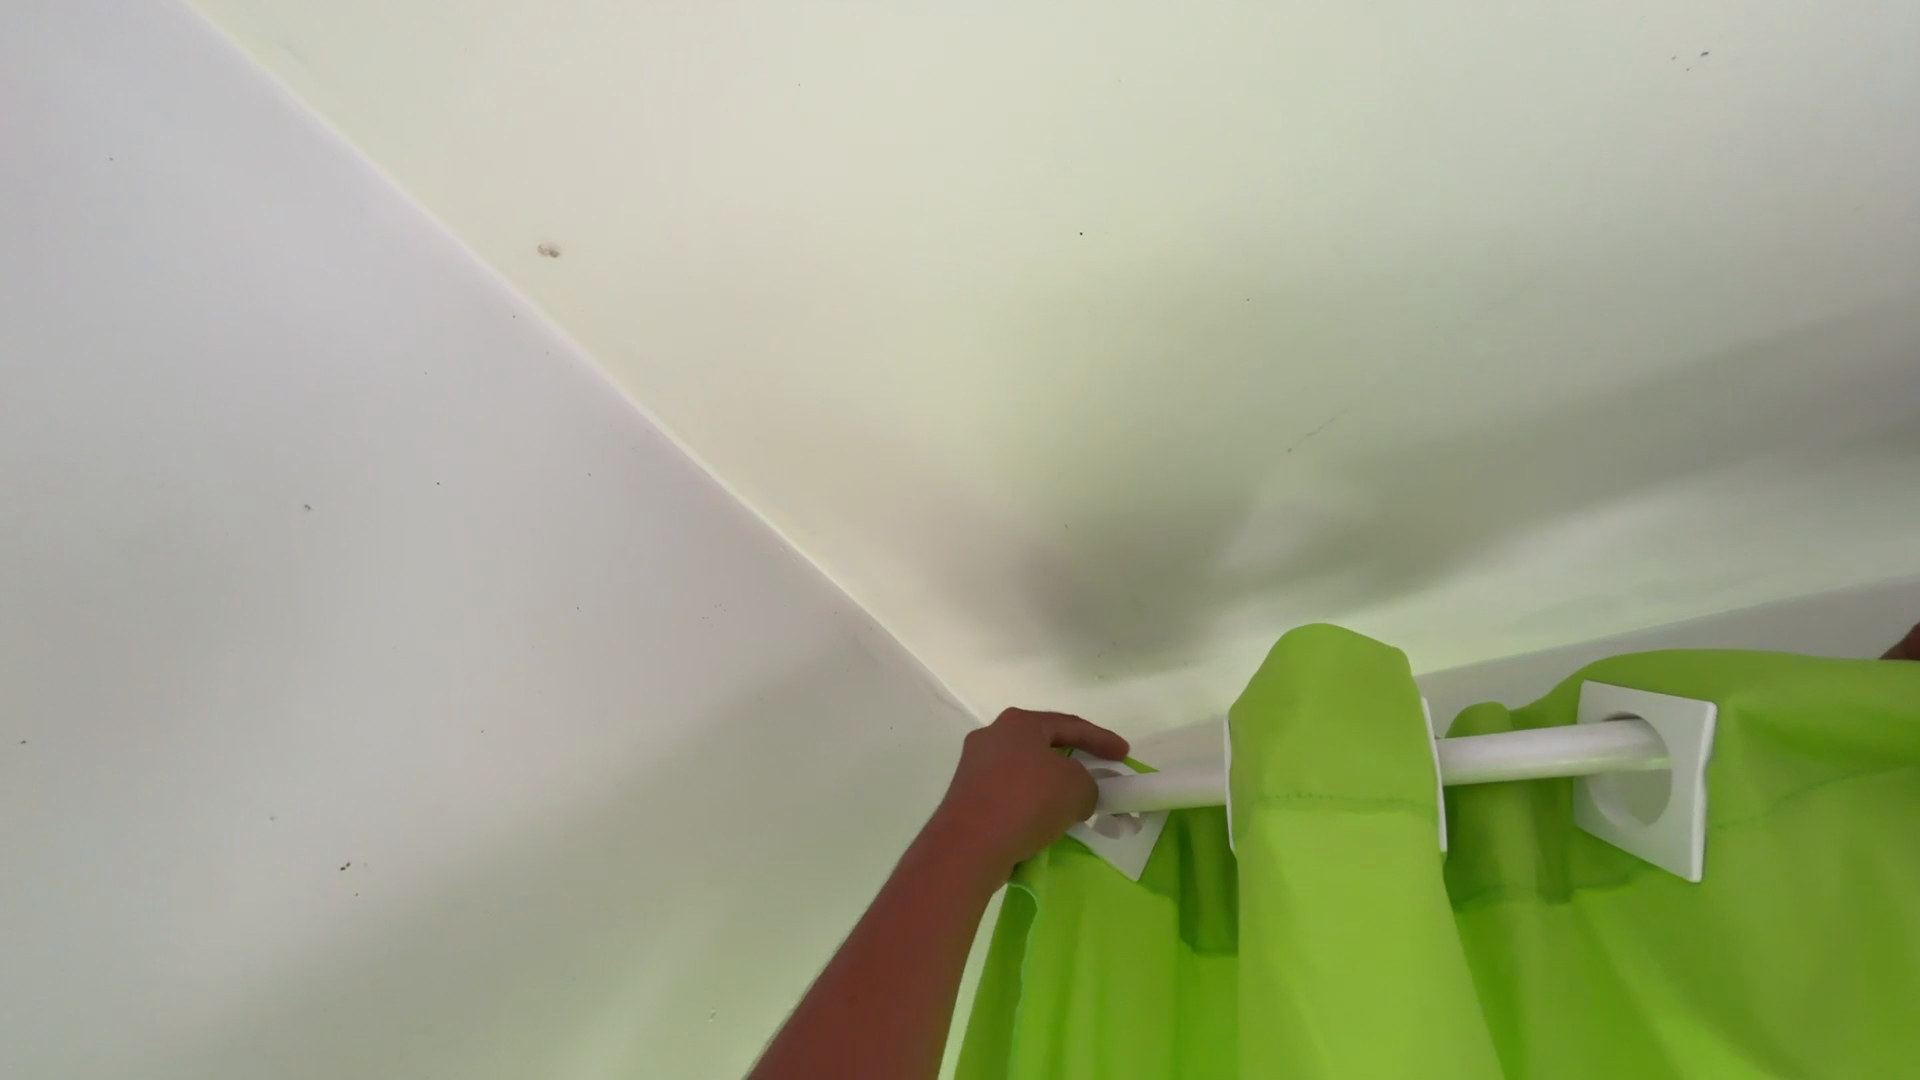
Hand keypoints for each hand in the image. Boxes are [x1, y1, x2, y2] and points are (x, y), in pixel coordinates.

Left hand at [925, 708, 1129, 875]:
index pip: (1069, 725)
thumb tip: (1076, 792)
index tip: (1124, 754)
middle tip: (1098, 775)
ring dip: (1051, 785)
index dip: (1101, 739)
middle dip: (1073, 761)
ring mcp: (974, 766)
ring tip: (1074, 804)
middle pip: (1043, 745)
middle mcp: (992, 736)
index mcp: (1018, 723)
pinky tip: (1044, 822)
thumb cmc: (1026, 801)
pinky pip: (1009, 793)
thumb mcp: (1076, 788)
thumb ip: (1087, 783)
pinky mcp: (966, 796)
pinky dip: (1030, 803)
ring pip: (1025, 771)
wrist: (970, 843)